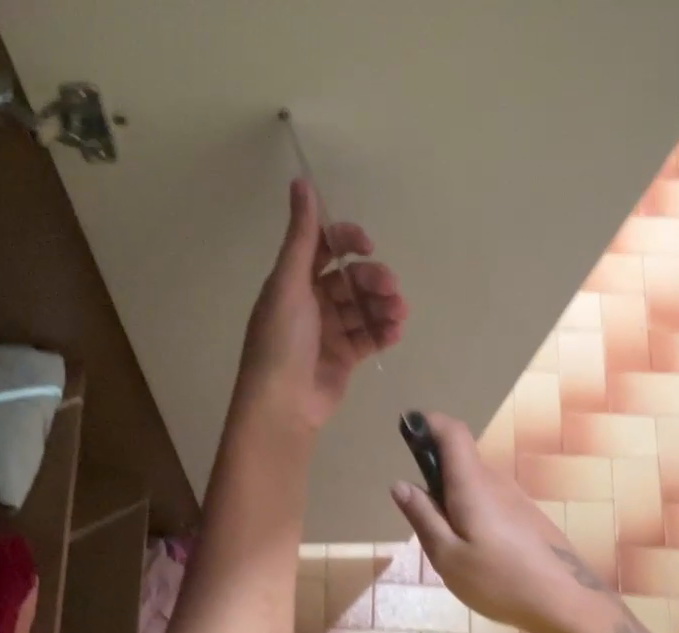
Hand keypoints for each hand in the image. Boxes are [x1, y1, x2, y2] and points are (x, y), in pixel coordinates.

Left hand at [233, 179, 407, 432]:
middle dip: (373, 278)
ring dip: (385, 305)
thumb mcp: (288, 284)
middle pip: (351, 278)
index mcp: (293, 282)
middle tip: (389, 289)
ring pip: (365, 306)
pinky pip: (371, 335)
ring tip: (397, 314)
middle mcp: (311, 302)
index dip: (348, 241)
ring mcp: (329, 331)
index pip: (326, 248)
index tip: (367, 246)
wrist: (282, 404)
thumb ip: (301, 235)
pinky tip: (394, 331)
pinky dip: (384, 330)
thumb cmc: (280, 341)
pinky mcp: (345, 357)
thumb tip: (301, 181)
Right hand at [390, 413, 615, 632]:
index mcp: (473, 485)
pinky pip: (488, 501)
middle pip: (460, 460)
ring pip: (473, 484)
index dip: (429, 423)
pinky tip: (473, 553)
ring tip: (446, 546)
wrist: (568, 604)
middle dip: (433, 474)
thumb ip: (422, 517)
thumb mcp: (447, 557)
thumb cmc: (500, 581)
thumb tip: (399, 484)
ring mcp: (515, 499)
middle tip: (419, 518)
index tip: (407, 428)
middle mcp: (495, 482)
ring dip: (451, 500)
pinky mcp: (526, 516)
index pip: (453, 433)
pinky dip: (469, 513)